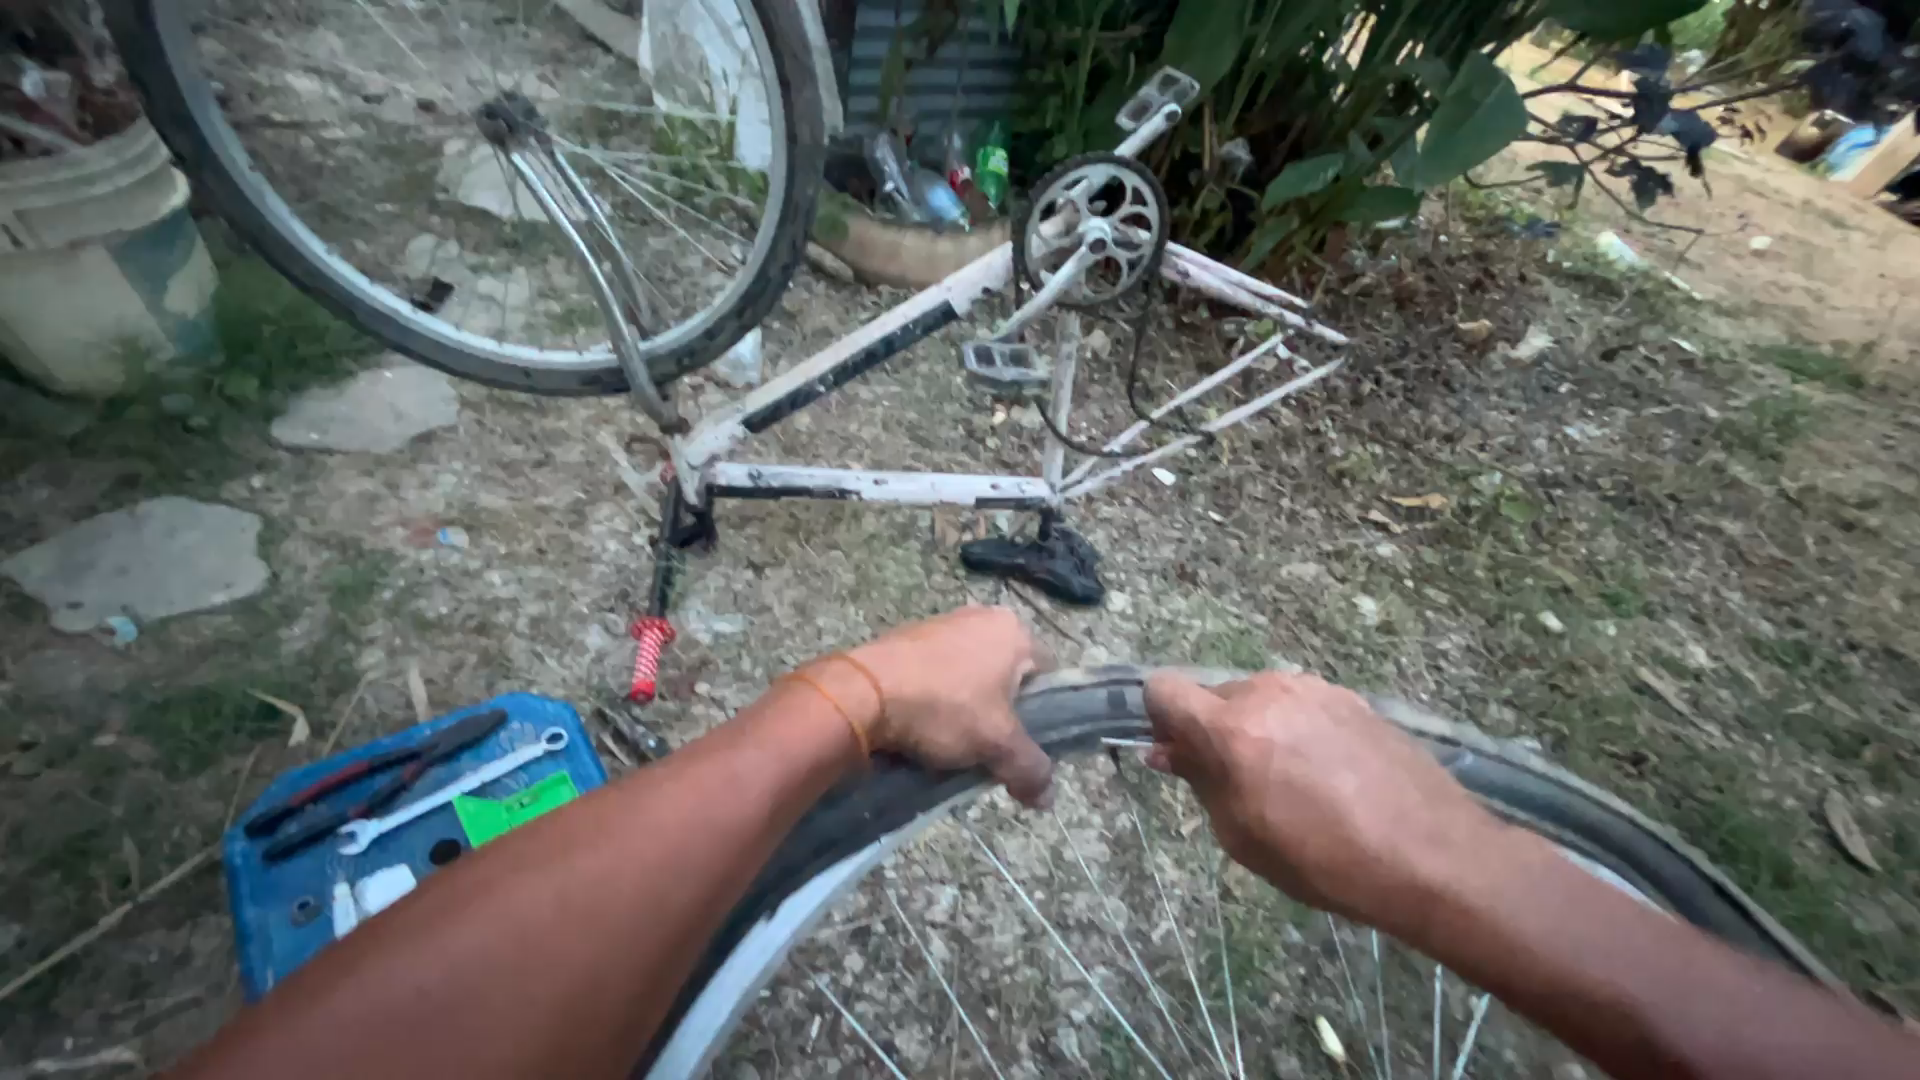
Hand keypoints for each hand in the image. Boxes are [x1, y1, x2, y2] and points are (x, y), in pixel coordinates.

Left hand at [833, 606, 1052, 806]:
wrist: (863, 693)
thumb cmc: (944, 708)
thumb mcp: (997, 744)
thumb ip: (1030, 768)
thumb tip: (1047, 797)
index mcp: (1012, 629)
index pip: (1047, 676)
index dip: (1043, 715)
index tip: (1023, 746)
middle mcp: (981, 617)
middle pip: (1007, 678)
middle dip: (1000, 715)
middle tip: (989, 749)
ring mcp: (942, 623)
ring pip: (970, 678)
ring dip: (967, 711)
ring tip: (952, 744)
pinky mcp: (908, 638)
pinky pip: (937, 675)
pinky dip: (936, 701)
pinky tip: (923, 728)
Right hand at [1145, 672, 1503, 933]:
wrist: (1432, 856)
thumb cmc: (1323, 860)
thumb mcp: (1242, 834)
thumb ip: (1200, 781)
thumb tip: (1167, 752)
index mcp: (1230, 727)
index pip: (1162, 689)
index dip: (1158, 718)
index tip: (1176, 752)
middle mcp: (1265, 692)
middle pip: (1211, 695)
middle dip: (1210, 729)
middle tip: (1236, 778)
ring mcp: (1311, 688)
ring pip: (1256, 697)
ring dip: (1253, 726)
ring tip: (1289, 777)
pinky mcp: (1347, 695)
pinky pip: (1297, 702)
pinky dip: (1293, 726)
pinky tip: (1326, 770)